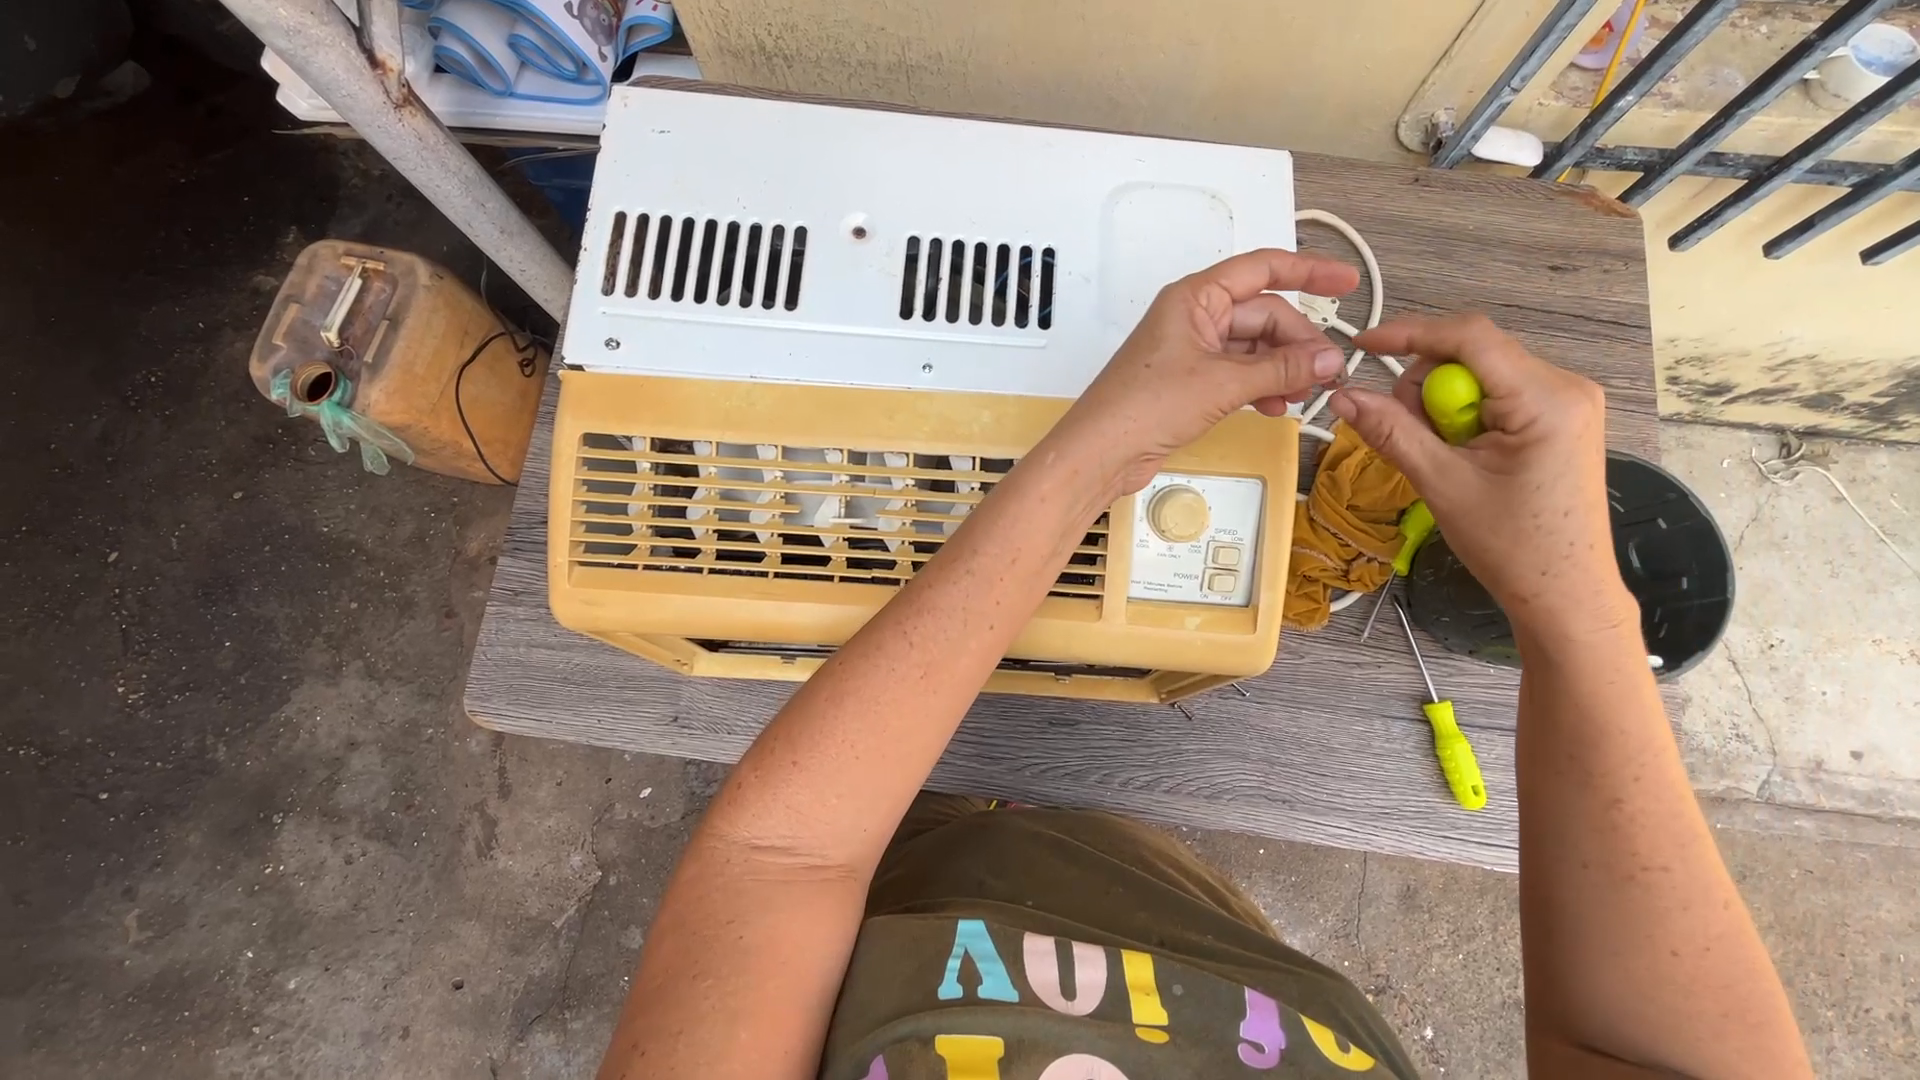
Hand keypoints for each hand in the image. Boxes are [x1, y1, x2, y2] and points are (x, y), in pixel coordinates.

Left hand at [1048, 249, 1358, 496]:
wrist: (1102, 452)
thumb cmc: (1144, 407)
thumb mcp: (1223, 383)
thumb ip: (1281, 368)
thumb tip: (1328, 359)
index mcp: (1194, 298)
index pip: (1261, 269)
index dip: (1308, 271)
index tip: (1346, 282)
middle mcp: (1192, 318)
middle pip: (1262, 314)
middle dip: (1297, 341)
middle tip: (1326, 371)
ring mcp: (1189, 351)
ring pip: (1252, 348)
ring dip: (1280, 368)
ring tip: (1303, 394)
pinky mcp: (1187, 383)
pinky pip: (1236, 374)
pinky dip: (1259, 387)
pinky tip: (1274, 406)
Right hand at [1329, 314, 1632, 637]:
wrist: (1563, 590)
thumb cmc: (1510, 545)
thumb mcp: (1440, 484)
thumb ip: (1391, 432)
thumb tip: (1343, 396)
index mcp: (1545, 399)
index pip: (1469, 337)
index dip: (1409, 334)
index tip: (1361, 345)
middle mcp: (1565, 386)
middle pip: (1470, 353)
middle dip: (1425, 386)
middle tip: (1412, 436)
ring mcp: (1566, 400)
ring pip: (1478, 373)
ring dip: (1442, 405)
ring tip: (1441, 455)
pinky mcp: (1557, 417)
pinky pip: (1494, 393)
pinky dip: (1462, 415)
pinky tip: (1459, 452)